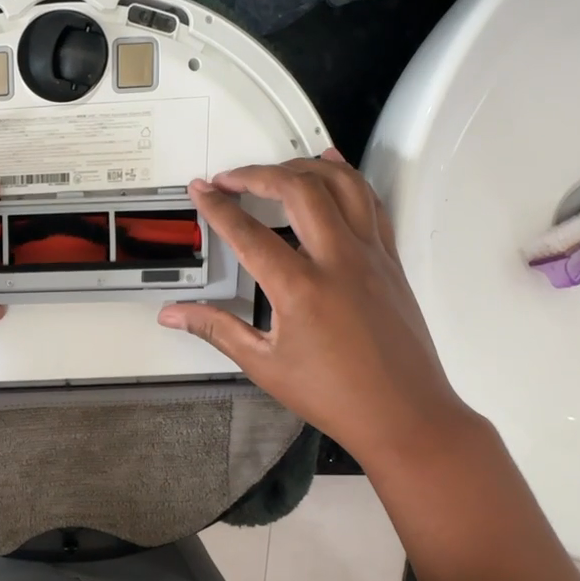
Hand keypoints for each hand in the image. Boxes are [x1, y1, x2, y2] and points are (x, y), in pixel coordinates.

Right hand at [158, 150, 480, 467]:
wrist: (403, 414)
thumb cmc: (339, 396)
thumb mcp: (264, 365)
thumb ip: (216, 329)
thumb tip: (176, 315)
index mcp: (301, 289)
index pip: (248, 232)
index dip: (219, 207)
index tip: (202, 191)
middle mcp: (339, 261)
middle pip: (297, 189)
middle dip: (257, 174)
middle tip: (231, 178)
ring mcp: (370, 256)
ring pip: (341, 184)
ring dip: (304, 167)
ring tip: (276, 167)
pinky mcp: (390, 261)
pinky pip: (371, 202)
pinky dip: (349, 178)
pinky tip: (333, 168)